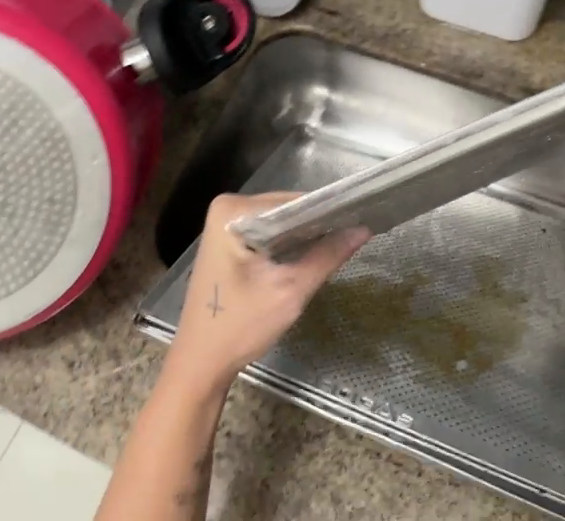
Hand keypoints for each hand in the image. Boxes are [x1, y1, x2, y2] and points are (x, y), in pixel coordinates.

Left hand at [167, 193, 367, 386]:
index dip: (326, 210)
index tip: (359, 217)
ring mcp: (224, 227)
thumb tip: (364, 229)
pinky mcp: (228, 244)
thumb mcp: (291, 290)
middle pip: (284, 210)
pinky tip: (313, 254)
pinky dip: (288, 244)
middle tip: (355, 233)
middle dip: (316, 223)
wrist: (200, 363)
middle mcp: (225, 209)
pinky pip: (267, 235)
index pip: (291, 201)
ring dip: (304, 235)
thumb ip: (327, 256)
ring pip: (278, 223)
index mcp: (232, 211)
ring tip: (341, 242)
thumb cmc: (240, 326)